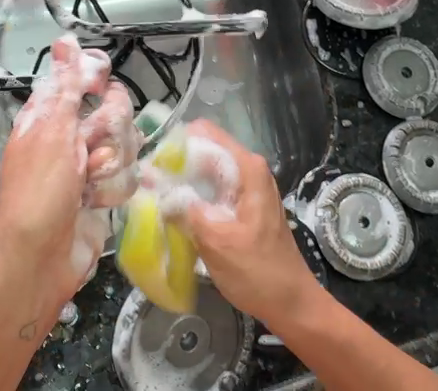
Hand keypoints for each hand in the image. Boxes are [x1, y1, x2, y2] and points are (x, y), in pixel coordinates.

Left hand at [0, 36, 129, 321]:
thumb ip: (67, 85)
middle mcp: (74, 135)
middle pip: (119, 110)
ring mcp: (93, 165)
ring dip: (112, 168)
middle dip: (110, 133)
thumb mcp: (51, 133)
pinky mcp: (108, 192)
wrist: (39, 264)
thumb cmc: (37, 195)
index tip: (97, 94)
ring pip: (129, 143)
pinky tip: (95, 205)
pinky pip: (130, 175)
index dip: (98, 85)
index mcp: (52, 114)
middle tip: (89, 152)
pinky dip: (114, 192)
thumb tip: (66, 38)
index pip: (89, 79)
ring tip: (89, 188)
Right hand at [173, 120, 319, 327]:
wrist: (290, 301)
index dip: (179, 143)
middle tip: (148, 181)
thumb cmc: (258, 272)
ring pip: (210, 172)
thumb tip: (159, 190)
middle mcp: (250, 170)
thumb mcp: (218, 242)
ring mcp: (248, 189)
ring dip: (184, 181)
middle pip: (208, 151)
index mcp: (248, 169)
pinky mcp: (244, 206)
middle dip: (178, 163)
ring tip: (154, 194)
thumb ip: (189, 212)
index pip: (208, 135)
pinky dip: (196, 197)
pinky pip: (215, 190)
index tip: (154, 161)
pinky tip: (175, 211)